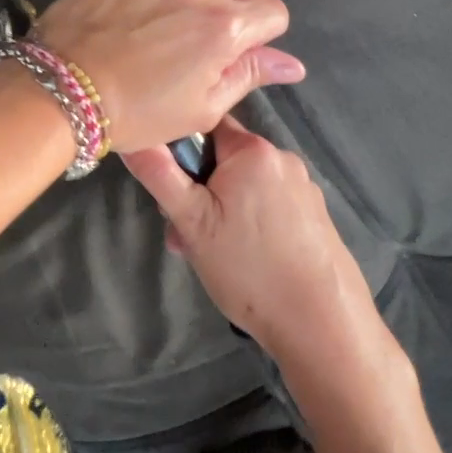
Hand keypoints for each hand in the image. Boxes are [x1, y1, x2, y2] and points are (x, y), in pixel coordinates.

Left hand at [31, 0, 304, 151]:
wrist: (63, 89)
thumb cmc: (135, 110)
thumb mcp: (200, 109)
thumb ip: (248, 76)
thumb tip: (292, 64)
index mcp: (226, 28)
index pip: (273, 11)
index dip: (261, 32)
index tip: (237, 48)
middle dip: (236, 2)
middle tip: (205, 30)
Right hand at [122, 116, 376, 358]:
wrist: (323, 327)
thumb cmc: (249, 267)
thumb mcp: (190, 220)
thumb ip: (157, 173)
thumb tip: (128, 136)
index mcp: (253, 150)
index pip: (203, 125)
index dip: (176, 151)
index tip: (168, 188)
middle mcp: (283, 159)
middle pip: (221, 160)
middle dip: (195, 192)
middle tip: (183, 234)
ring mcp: (303, 189)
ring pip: (242, 187)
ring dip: (217, 211)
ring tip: (208, 254)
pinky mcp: (315, 218)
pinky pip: (265, 206)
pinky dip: (246, 224)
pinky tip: (242, 261)